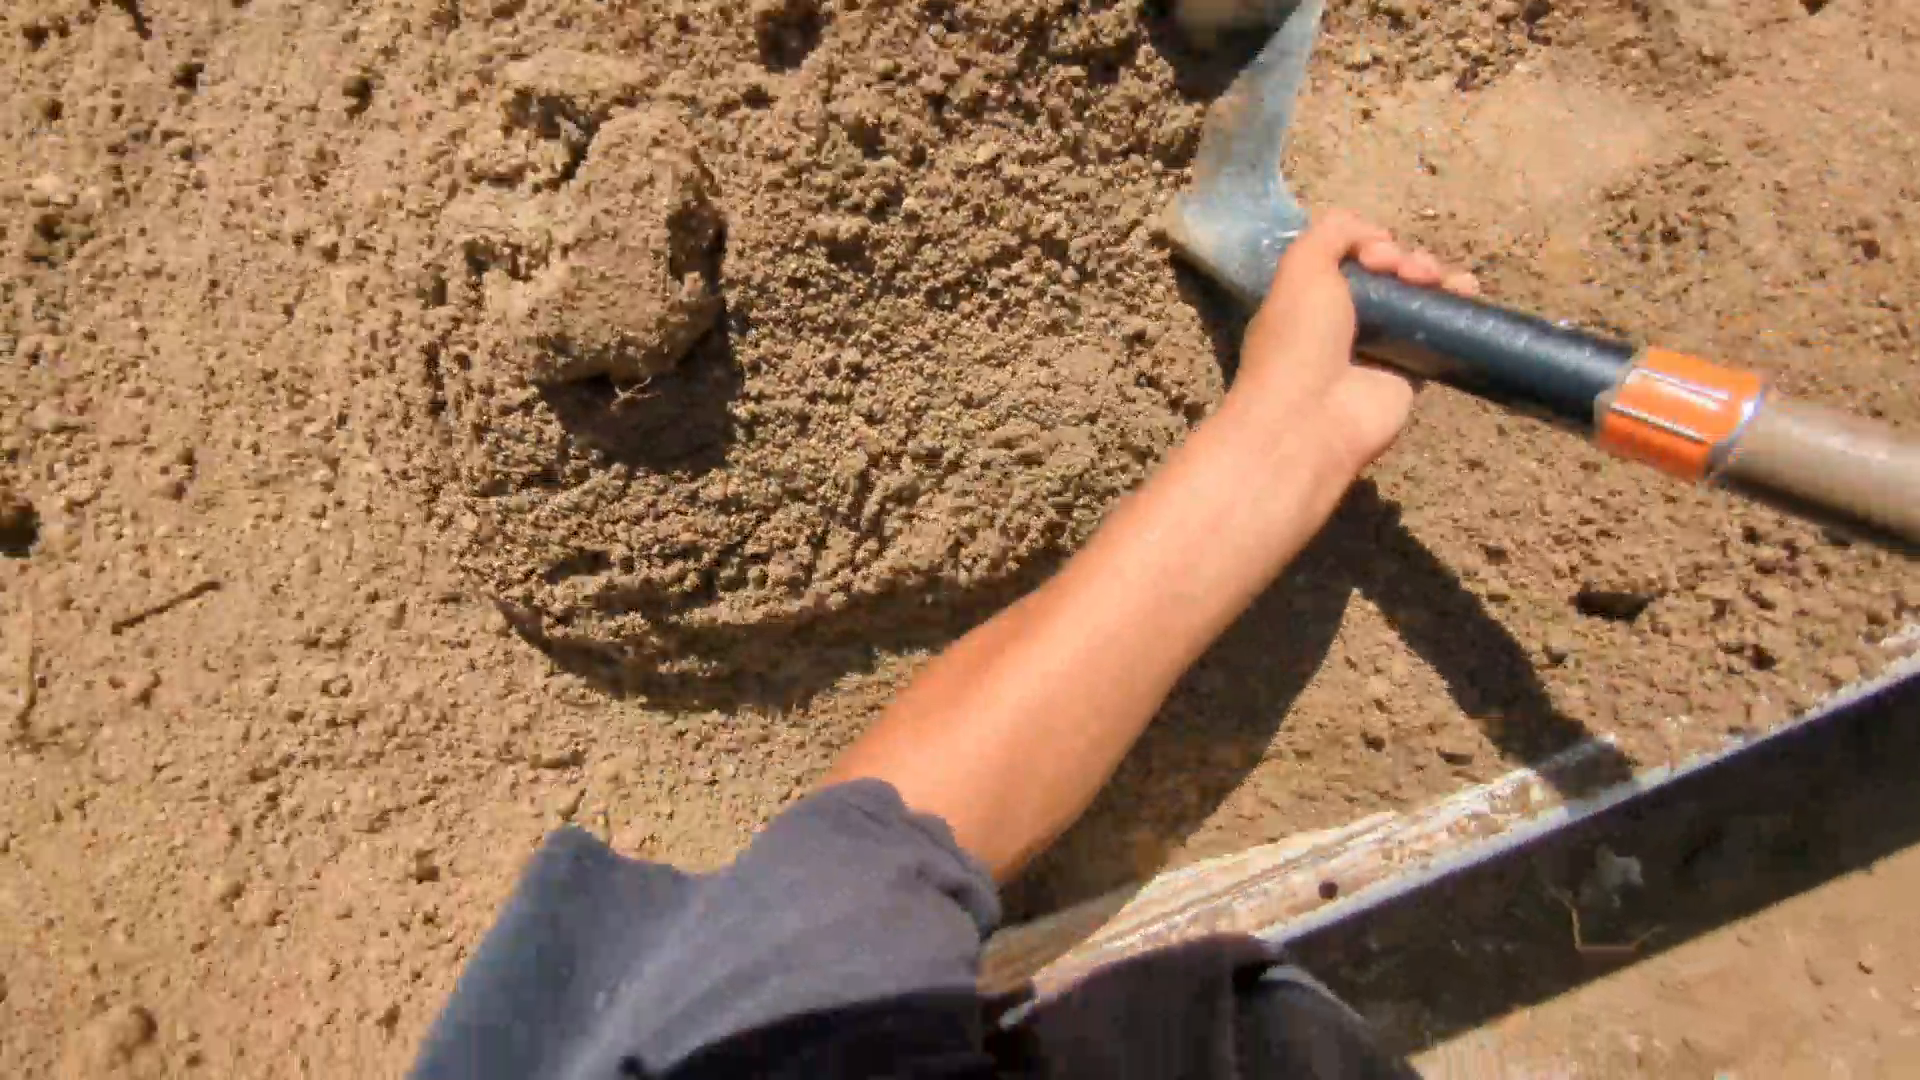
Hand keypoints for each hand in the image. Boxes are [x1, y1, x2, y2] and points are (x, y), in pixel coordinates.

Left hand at [1228, 209, 1479, 475]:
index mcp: (1302, 302)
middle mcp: (1335, 325)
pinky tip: (1464, 290)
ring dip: (1431, 275)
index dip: (1364, 242)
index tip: (1371, 251)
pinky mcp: (1407, 373)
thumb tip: (1368, 232)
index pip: (1342, 259)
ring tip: (1431, 279)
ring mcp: (1372, 349)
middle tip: (1399, 268)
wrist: (1311, 418)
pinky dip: (1454, 305)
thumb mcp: (1300, 268)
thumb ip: (1329, 233)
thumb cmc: (1298, 341)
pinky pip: (1436, 331)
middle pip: (1382, 275)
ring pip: (1413, 298)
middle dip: (1401, 258)